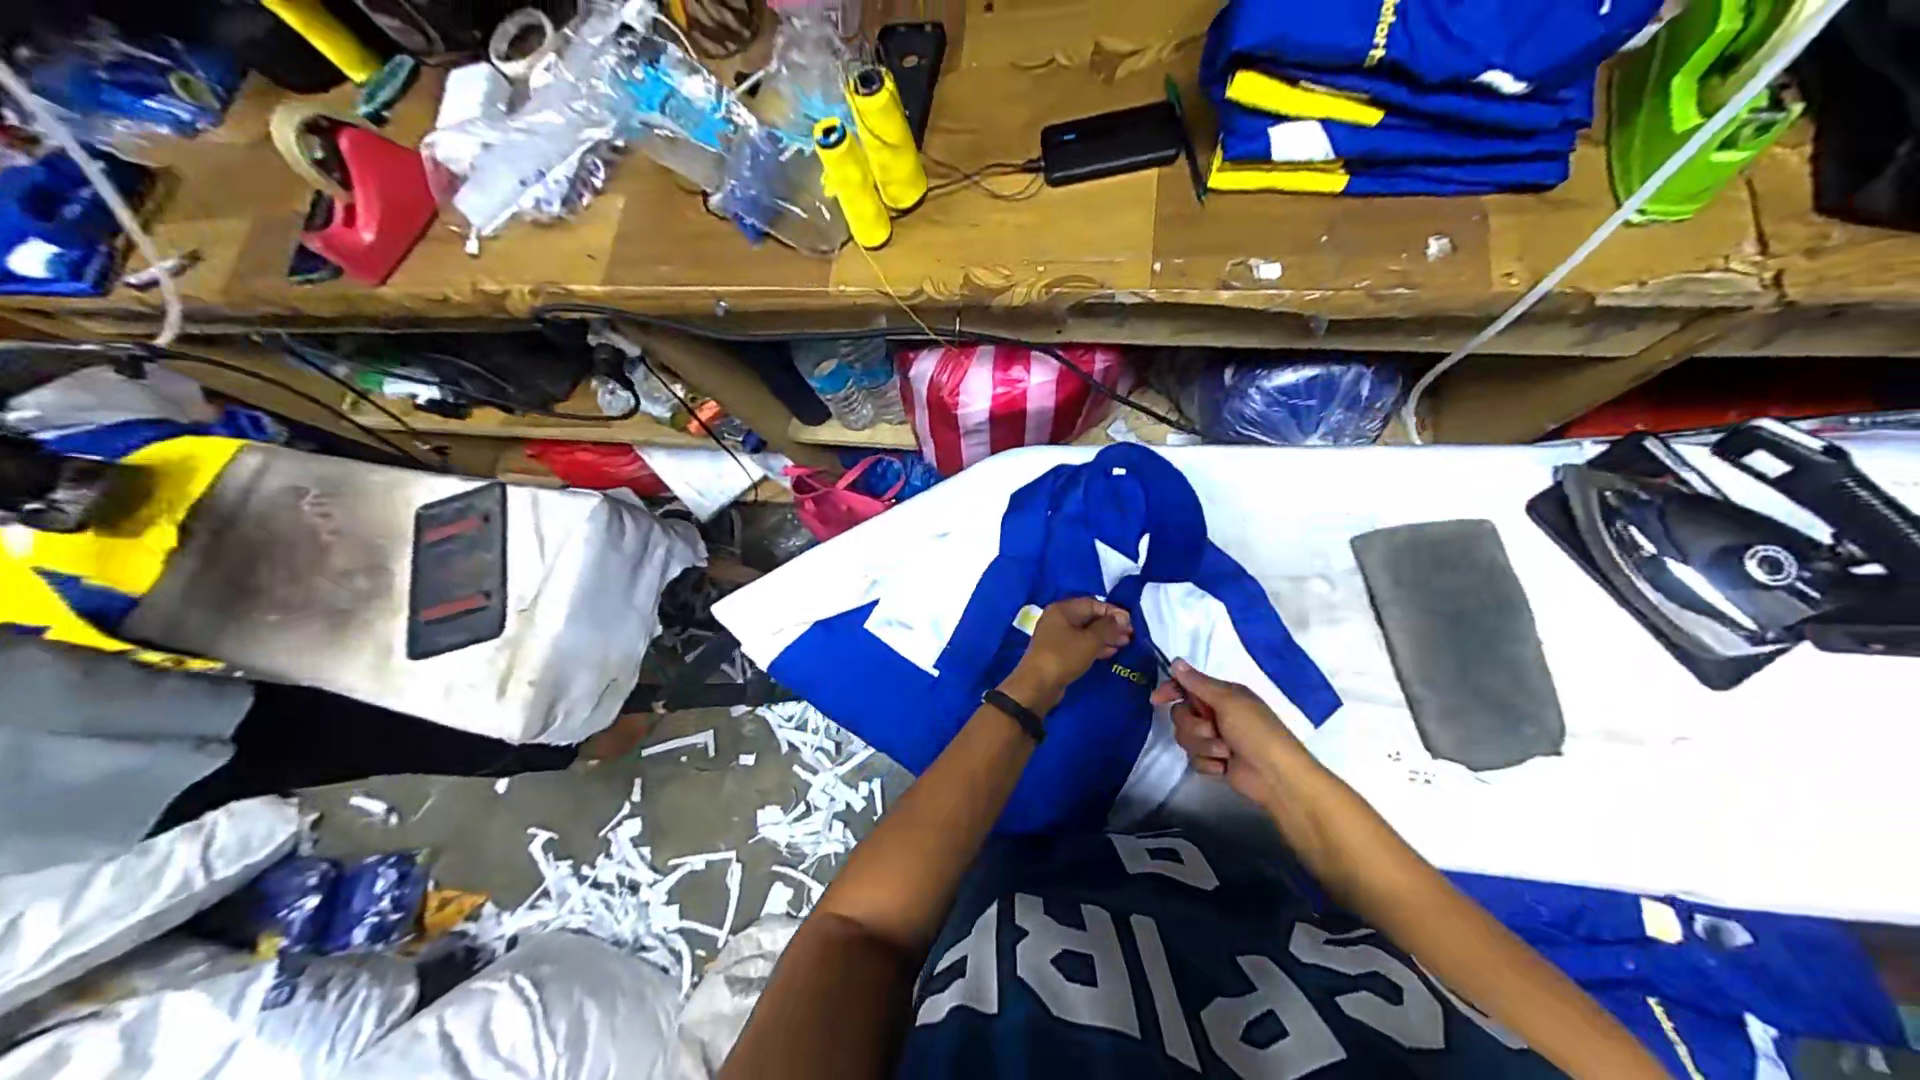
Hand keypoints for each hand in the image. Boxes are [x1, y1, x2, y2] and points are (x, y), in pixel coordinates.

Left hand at [1005, 598, 1132, 710]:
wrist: (1038, 685)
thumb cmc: (1064, 656)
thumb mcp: (1090, 640)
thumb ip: (1108, 627)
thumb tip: (1123, 617)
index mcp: (1062, 609)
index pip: (1092, 603)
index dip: (1113, 611)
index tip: (1130, 622)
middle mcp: (1058, 619)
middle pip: (1089, 617)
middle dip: (1110, 625)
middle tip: (1130, 634)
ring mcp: (1057, 636)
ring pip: (1086, 632)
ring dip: (1105, 636)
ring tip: (1125, 643)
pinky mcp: (1059, 652)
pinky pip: (1081, 644)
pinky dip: (1096, 646)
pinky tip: (1111, 652)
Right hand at [1151, 660, 1306, 807]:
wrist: (1276, 775)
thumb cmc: (1256, 732)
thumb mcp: (1229, 701)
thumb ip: (1198, 683)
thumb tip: (1175, 661)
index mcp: (1220, 695)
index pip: (1185, 687)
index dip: (1169, 691)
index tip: (1157, 700)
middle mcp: (1215, 714)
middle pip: (1180, 715)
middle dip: (1193, 726)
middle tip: (1213, 730)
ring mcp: (1213, 739)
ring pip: (1185, 738)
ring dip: (1203, 746)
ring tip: (1225, 752)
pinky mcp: (1213, 761)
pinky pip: (1193, 759)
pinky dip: (1209, 763)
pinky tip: (1224, 766)